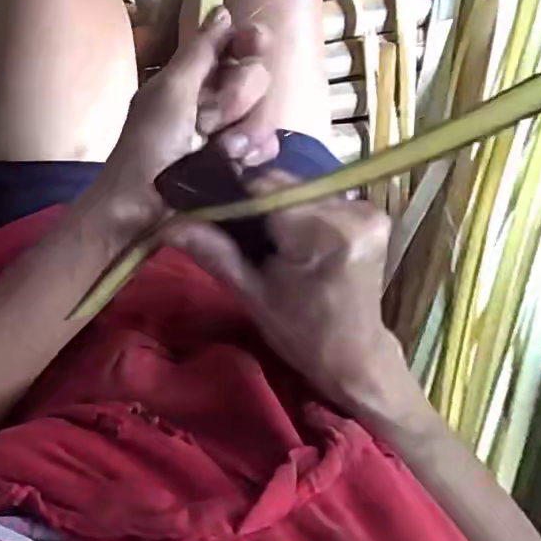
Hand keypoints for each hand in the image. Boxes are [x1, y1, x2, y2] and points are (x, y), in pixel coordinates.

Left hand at [84, 5, 280, 229]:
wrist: (143, 208)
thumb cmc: (149, 145)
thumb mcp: (171, 90)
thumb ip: (201, 50)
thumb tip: (222, 8)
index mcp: (194, 76)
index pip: (237, 45)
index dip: (250, 41)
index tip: (255, 44)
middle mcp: (216, 98)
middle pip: (256, 78)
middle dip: (234, 100)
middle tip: (206, 122)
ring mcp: (230, 131)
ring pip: (265, 114)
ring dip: (242, 131)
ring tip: (218, 151)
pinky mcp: (241, 162)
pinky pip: (267, 146)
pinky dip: (250, 154)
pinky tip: (234, 163)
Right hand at [160, 171, 422, 424]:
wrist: (354, 354)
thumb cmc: (300, 331)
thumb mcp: (251, 292)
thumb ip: (213, 250)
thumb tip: (168, 223)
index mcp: (323, 232)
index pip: (265, 187)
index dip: (234, 195)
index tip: (214, 211)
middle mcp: (352, 211)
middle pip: (285, 185)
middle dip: (257, 202)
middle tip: (239, 232)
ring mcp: (367, 210)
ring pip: (302, 188)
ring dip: (280, 205)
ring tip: (267, 237)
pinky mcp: (373, 213)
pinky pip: (322, 197)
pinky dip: (302, 210)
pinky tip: (293, 235)